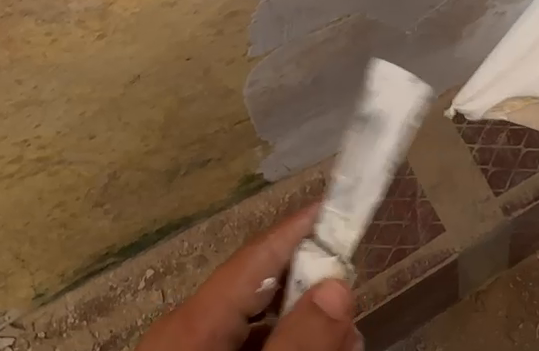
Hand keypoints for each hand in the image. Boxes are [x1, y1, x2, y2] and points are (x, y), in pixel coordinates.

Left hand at [135, 206, 361, 350]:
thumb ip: (298, 342)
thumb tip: (339, 286)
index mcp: (191, 322)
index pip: (258, 254)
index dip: (302, 226)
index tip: (344, 203)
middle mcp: (183, 329)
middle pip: (258, 287)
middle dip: (311, 286)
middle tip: (355, 299)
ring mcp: (184, 350)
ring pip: (254, 321)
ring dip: (299, 323)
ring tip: (344, 338)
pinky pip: (241, 344)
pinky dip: (277, 343)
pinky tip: (308, 350)